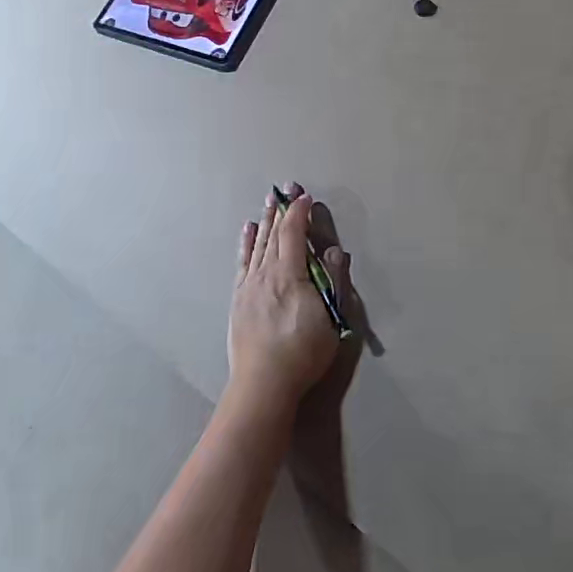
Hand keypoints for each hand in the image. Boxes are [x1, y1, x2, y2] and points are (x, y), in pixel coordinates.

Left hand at [227, 184, 346, 412]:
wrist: (262, 382)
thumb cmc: (303, 353)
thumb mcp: (330, 320)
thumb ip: (333, 283)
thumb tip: (334, 251)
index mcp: (289, 275)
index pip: (293, 234)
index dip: (299, 214)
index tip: (305, 198)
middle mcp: (266, 273)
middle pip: (273, 234)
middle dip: (281, 210)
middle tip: (285, 189)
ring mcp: (249, 285)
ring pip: (257, 244)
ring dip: (264, 222)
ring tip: (268, 202)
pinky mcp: (238, 298)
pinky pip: (242, 261)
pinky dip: (246, 243)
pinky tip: (247, 231)